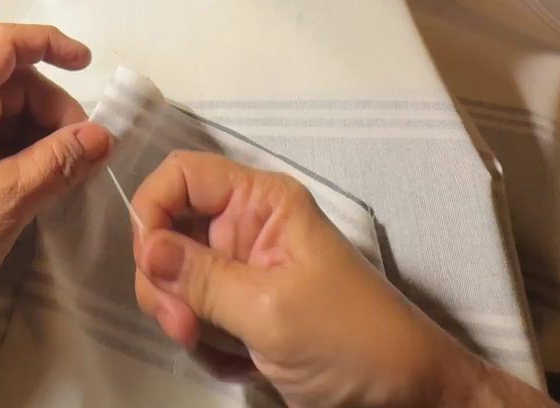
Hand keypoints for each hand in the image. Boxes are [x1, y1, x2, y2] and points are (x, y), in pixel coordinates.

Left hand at [0, 24, 114, 328]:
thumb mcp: (2, 203)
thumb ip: (56, 164)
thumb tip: (104, 136)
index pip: (4, 45)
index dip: (49, 43)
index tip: (88, 65)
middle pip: (15, 81)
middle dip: (55, 110)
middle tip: (85, 154)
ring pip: (12, 112)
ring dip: (45, 135)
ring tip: (69, 175)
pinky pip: (1, 137)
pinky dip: (29, 153)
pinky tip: (48, 182)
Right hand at [131, 152, 543, 407]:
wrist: (411, 404)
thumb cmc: (353, 343)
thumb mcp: (272, 311)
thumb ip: (203, 278)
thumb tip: (147, 248)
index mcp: (261, 201)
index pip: (184, 174)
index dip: (154, 207)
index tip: (151, 261)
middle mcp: (246, 224)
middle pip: (171, 225)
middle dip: (164, 275)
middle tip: (179, 324)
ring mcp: (242, 267)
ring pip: (176, 273)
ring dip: (181, 313)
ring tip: (209, 347)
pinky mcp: (242, 308)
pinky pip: (194, 310)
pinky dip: (200, 338)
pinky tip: (233, 362)